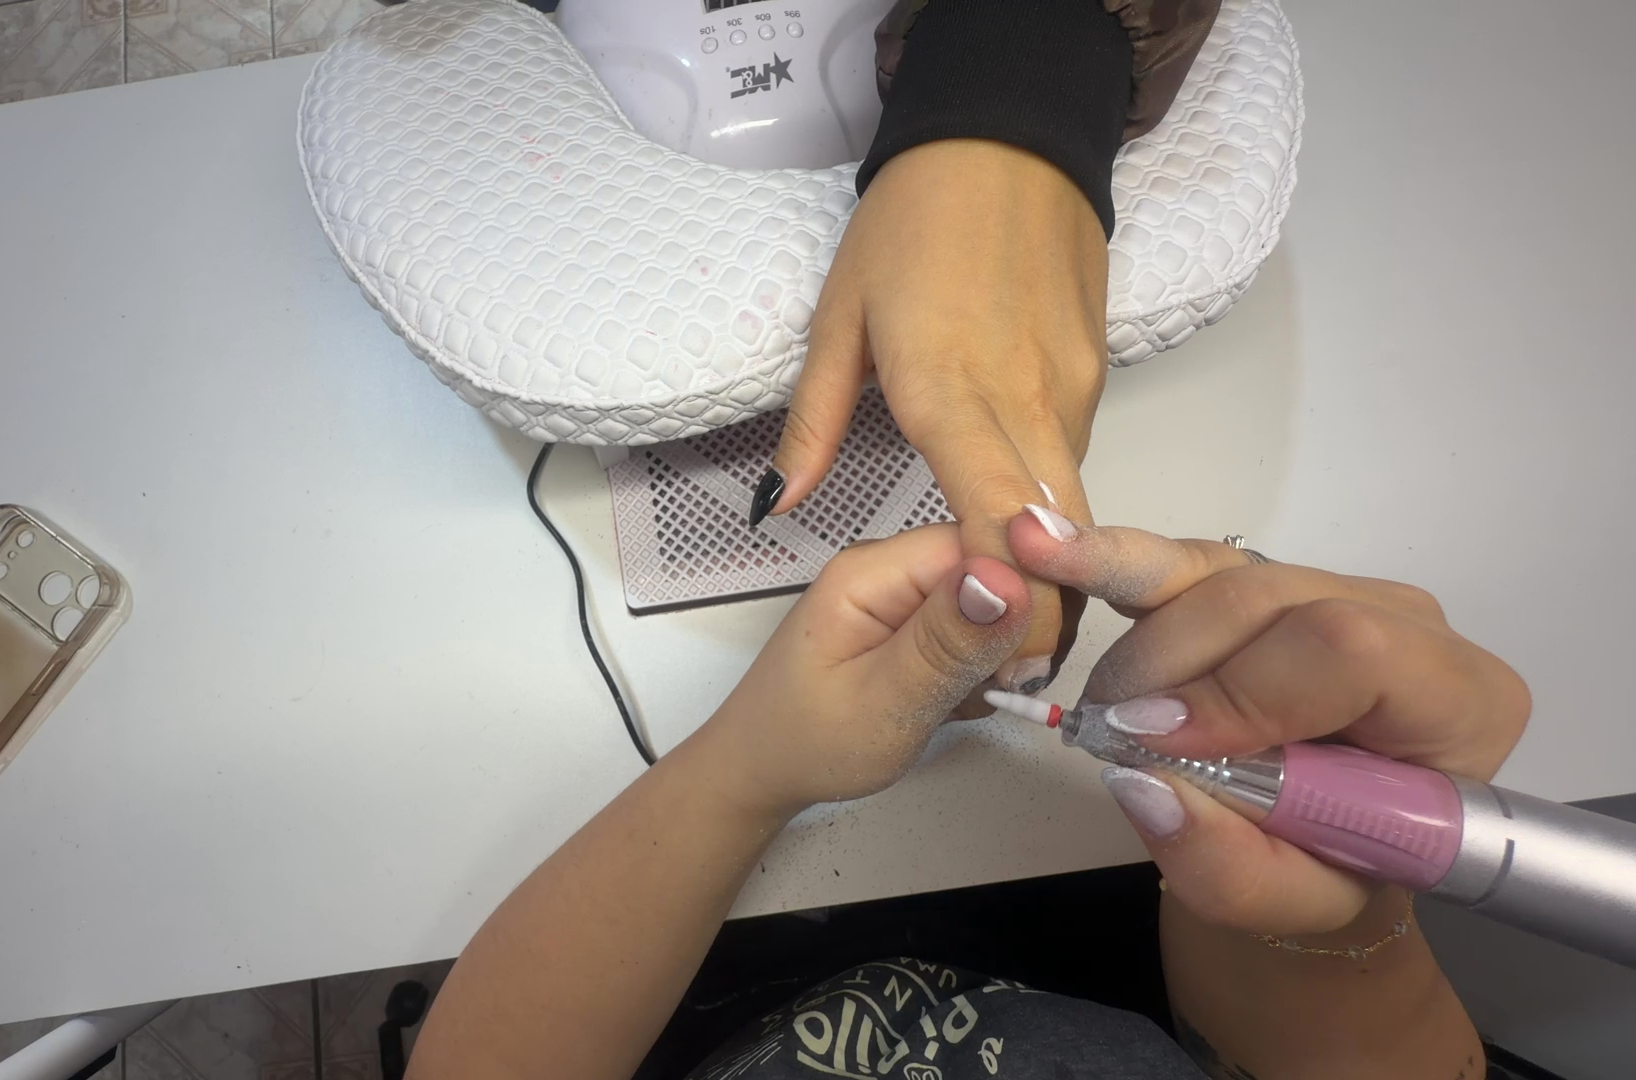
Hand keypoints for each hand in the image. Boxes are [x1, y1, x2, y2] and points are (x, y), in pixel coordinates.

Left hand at [697, 524, 1032, 815]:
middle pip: (992, 563)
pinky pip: (972, 626)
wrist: (765, 764)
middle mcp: (886, 568)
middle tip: (996, 689)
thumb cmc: (806, 740)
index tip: (1024, 662)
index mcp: (869, 571)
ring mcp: (898, 593)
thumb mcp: (882, 703)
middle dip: (1016, 628)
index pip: (979, 539)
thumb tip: (1009, 579)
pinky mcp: (909, 620)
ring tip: (964, 697)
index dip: (1023, 593)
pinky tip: (957, 696)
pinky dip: (981, 664)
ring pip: (991, 599)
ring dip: (999, 653)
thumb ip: (946, 645)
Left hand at [754, 139, 1110, 695]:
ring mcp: (1074, 385)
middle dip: (1039, 602)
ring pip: (1068, 496)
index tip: (1001, 657)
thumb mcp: (835, 323)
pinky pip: (1074, 456)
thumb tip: (780, 503)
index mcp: (950, 394)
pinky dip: (1055, 502)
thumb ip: (812, 426)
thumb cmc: (908, 232)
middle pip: (1051, 528)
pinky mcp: (1099, 371)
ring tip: (1018, 609)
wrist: (1006, 142)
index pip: (990, 519)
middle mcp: (1028, 400)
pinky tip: (1025, 524)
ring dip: (1050, 558)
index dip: (1002, 595)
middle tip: (1013, 665)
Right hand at [1008, 506, 1530, 935]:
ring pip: (1199, 568)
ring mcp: (1307, 583)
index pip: (1346, 649)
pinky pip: (1161, 557)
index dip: (1239, 689)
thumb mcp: (1282, 898)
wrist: (1297, 831)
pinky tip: (1039, 543)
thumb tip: (1140, 782)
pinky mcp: (1230, 574)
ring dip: (1125, 628)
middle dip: (1162, 666)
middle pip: (1255, 598)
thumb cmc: (1311, 863)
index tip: (1152, 740)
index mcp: (1450, 699)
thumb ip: (1225, 864)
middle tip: (1109, 729)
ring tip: (1095, 694)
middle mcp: (1392, 619)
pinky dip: (1095, 557)